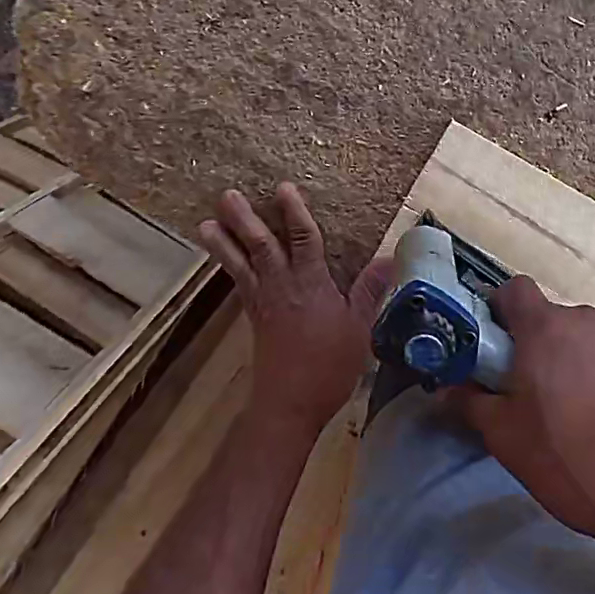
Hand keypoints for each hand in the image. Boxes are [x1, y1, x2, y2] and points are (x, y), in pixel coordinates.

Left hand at [198, 184, 392, 434]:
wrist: (288, 405)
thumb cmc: (328, 366)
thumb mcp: (359, 328)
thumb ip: (369, 291)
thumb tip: (389, 257)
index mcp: (311, 284)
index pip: (303, 239)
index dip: (294, 212)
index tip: (284, 188)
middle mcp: (283, 286)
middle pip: (262, 246)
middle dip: (245, 220)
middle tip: (227, 196)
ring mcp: (264, 301)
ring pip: (242, 264)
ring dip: (225, 242)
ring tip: (206, 223)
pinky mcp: (255, 316)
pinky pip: (240, 283)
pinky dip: (230, 266)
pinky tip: (224, 258)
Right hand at [452, 276, 594, 552]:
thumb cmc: (575, 459)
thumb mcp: (507, 438)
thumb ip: (471, 404)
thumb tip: (446, 391)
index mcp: (544, 327)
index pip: (512, 289)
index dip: (495, 311)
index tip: (488, 348)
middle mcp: (583, 323)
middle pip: (545, 319)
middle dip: (528, 348)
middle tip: (520, 394)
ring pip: (577, 342)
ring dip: (563, 366)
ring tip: (564, 420)